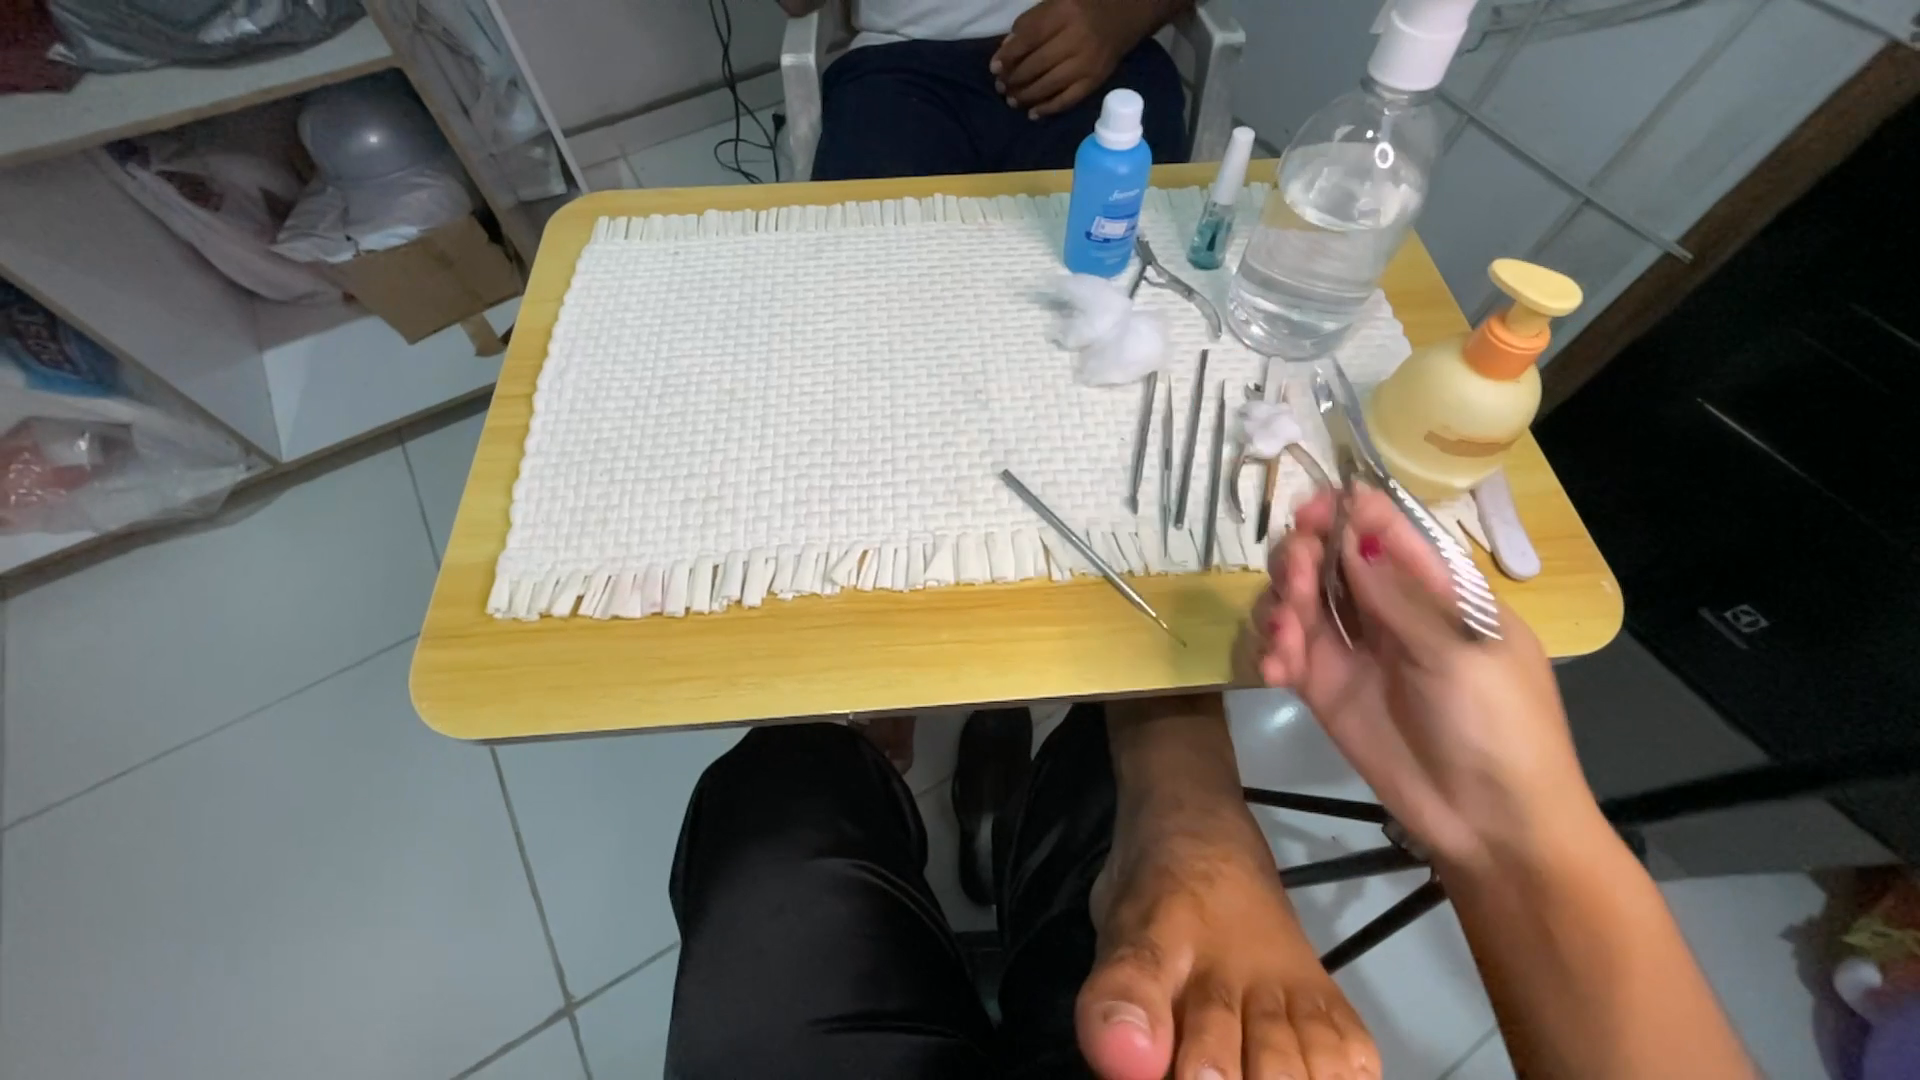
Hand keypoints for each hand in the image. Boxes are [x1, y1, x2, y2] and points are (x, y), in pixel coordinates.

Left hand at [989, 0, 1140, 118]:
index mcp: (1065, 12)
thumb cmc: (1080, 10)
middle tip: (1001, 87)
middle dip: (1015, 78)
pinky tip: (1033, 113)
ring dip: (1026, 96)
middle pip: (1037, 64)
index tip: (994, 68)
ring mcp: (1087, 63)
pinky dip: (1047, 109)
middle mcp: (1077, 38)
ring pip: (1049, 85)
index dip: (1009, 55)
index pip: (1030, 37)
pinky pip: (1067, 100)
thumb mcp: (1054, 5)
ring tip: (1012, 100)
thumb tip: (1005, 51)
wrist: (1122, 17)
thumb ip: (1030, 24)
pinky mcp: (1093, 82)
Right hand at [1240, 486, 1599, 870]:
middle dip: (1301, 561)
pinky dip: (1270, 652)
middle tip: (1298, 586)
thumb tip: (1351, 533)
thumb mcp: (1461, 654)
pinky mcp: (1321, 686)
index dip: (1344, 513)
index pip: (1383, 530)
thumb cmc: (1500, 727)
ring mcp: (1350, 648)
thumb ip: (1398, 595)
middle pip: (1325, 558)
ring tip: (1286, 641)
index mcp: (1436, 589)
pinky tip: (1277, 672)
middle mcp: (1386, 608)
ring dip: (1279, 607)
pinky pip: (1282, 651)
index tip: (1310, 514)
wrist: (1491, 825)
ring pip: (1294, 599)